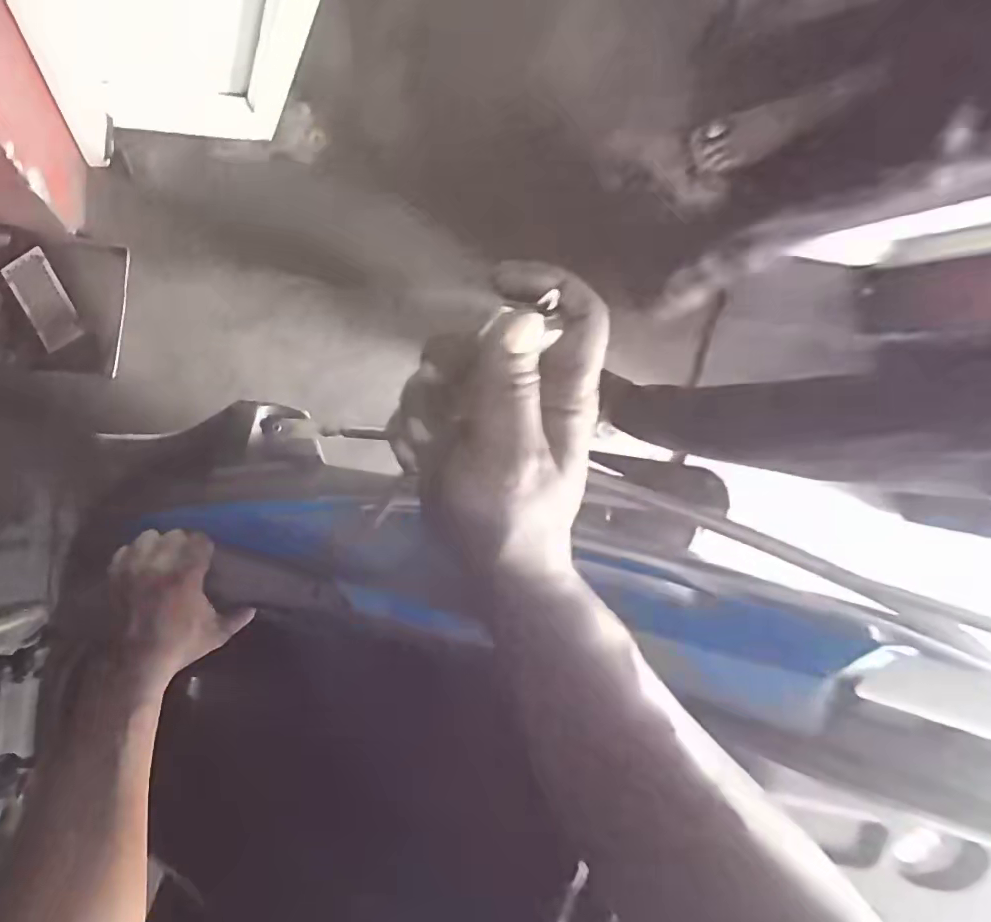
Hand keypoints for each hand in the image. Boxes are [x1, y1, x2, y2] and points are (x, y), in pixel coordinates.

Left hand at [103, 529, 254, 688]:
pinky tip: (141, 564)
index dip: (205, 546)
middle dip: (183, 543)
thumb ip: (235, 619)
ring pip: (148, 537)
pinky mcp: (116, 575)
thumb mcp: (214, 635)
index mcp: (186, 575)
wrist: (138, 660)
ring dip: (158, 543)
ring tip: (162, 556)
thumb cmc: (179, 646)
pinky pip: (126, 549)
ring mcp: (134, 568)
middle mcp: (160, 565)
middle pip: (174, 535)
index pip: (199, 541)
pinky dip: (135, 553)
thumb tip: (252, 609)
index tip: (207, 555)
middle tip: (186, 556)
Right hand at [390, 263, 611, 583]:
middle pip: (486, 338)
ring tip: (429, 447)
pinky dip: (412, 431)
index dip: (546, 285)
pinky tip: (417, 459)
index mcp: (562, 390)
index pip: (577, 313)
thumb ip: (511, 388)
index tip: (496, 283)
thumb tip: (518, 315)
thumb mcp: (512, 454)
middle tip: (441, 400)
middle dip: (453, 363)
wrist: (489, 569)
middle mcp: (523, 391)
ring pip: (442, 371)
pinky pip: (419, 407)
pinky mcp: (451, 432)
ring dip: (424, 405)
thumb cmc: (513, 517)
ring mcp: (482, 411)